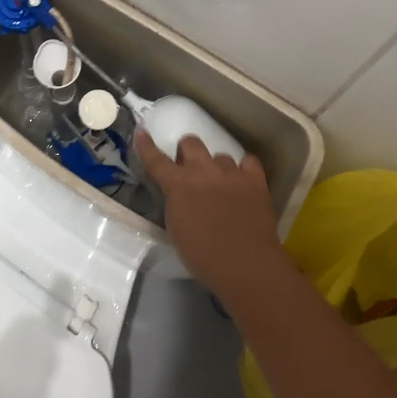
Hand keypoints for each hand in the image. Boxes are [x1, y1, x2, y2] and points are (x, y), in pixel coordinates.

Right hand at [135, 129, 289, 296]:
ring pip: (220, 155)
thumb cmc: (203, 257)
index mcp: (179, 184)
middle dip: (187, 152)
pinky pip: (248, 162)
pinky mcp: (255, 180)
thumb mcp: (176, 230)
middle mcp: (203, 171)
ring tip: (221, 186)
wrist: (246, 265)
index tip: (141, 132)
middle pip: (191, 142)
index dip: (146, 145)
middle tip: (189, 170)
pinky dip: (244, 169)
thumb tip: (178, 194)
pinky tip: (243, 181)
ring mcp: (231, 173)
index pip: (156, 160)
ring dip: (216, 168)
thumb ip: (174, 203)